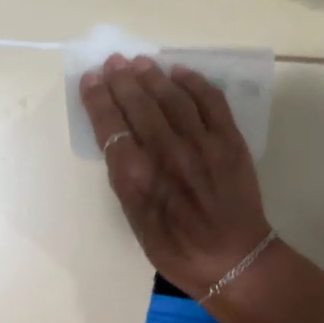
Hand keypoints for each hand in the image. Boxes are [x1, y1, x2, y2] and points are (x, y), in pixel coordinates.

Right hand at [80, 54, 273, 297]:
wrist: (232, 260)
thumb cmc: (176, 250)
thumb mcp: (136, 222)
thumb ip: (128, 180)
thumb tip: (122, 146)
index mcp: (136, 177)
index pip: (111, 127)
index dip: (98, 100)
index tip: (91, 80)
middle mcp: (165, 153)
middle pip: (139, 104)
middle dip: (122, 80)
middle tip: (113, 62)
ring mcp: (201, 143)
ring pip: (172, 97)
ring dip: (153, 76)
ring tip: (140, 62)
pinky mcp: (229, 141)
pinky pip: (210, 101)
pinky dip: (193, 83)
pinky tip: (179, 74)